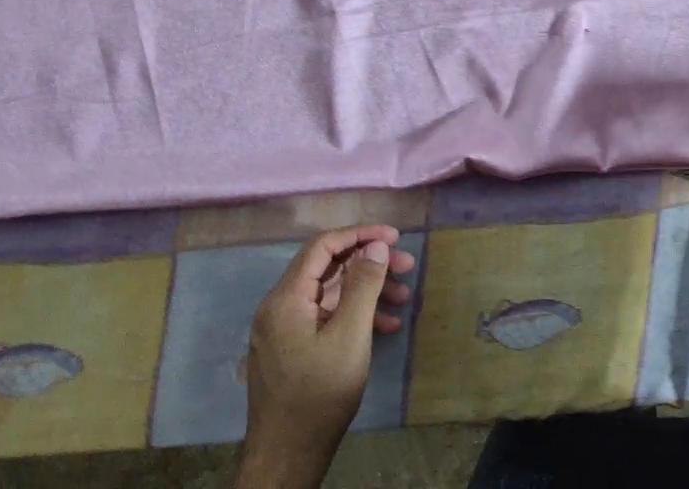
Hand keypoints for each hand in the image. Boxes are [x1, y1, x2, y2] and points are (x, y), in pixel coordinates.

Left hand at [238, 225, 417, 488]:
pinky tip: (387, 325)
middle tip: (408, 266)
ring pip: (332, 292)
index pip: (322, 247)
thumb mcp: (350, 334)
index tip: (396, 237)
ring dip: (369, 289)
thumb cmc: (320, 391)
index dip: (360, 235)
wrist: (288, 453)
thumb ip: (363, 285)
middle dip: (370, 262)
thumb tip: (376, 245)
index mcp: (286, 299)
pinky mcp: (294, 347)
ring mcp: (285, 329)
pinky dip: (357, 313)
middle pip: (328, 267)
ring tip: (404, 298)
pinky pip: (328, 316)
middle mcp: (280, 308)